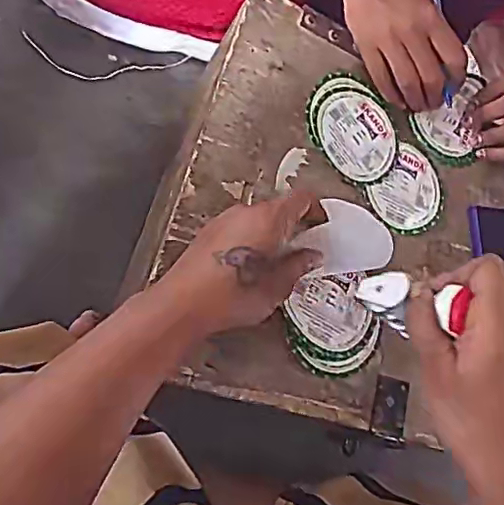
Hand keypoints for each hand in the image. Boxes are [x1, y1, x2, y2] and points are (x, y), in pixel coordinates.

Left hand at [158, 190, 322, 335]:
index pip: (302, 198)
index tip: (322, 226)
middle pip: (279, 208)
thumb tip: (310, 257)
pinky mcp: (209, 233)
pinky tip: (250, 268)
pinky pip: (239, 228)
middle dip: (294, 227)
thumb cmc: (229, 296)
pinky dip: (251, 240)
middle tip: (303, 251)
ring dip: (271, 234)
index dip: (316, 210)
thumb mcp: (276, 287)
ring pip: (258, 219)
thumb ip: (298, 266)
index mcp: (269, 219)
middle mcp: (246, 212)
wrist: (181, 306)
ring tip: (276, 265)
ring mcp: (224, 221)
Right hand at [344, 0, 468, 111]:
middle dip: (436, 96)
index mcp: (432, 20)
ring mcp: (388, 42)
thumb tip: (445, 70)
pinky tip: (398, 100)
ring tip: (418, 107)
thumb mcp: (428, 7)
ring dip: (415, 101)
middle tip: (435, 103)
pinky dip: (392, 95)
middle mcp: (412, 32)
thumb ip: (438, 36)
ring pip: (407, 82)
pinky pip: (382, 79)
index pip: (454, 58)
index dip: (457, 78)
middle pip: (431, 77)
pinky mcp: (368, 48)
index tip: (454, 86)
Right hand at [406, 256, 503, 490]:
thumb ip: (424, 323)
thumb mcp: (434, 371)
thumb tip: (420, 294)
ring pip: (491, 315)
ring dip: (465, 328)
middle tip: (438, 340)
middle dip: (455, 307)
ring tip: (451, 365)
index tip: (437, 304)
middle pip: (487, 290)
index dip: (456, 276)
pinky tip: (468, 378)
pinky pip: (500, 337)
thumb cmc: (474, 428)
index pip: (488, 267)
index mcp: (499, 327)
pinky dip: (480, 345)